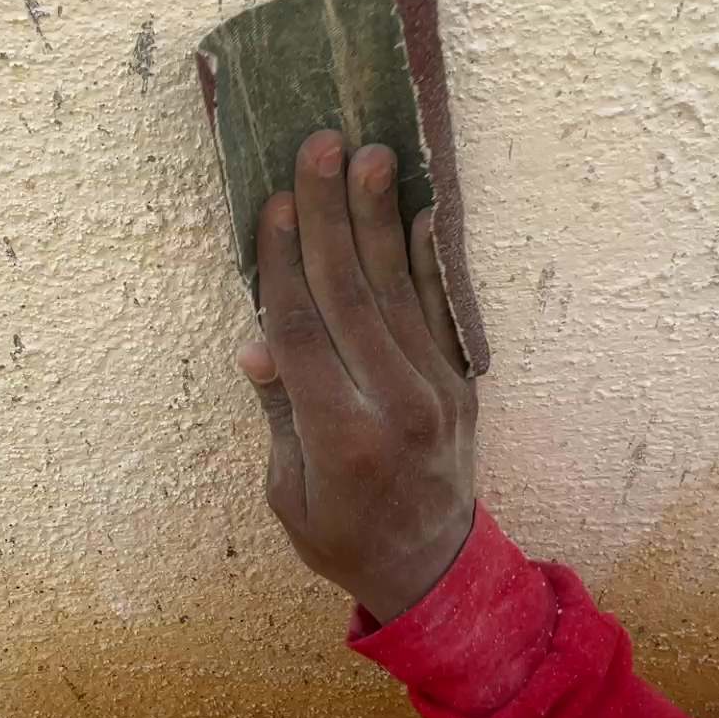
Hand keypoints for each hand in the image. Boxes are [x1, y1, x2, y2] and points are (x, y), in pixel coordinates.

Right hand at [235, 130, 477, 623]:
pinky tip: (422, 211)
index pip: (302, 332)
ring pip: (396, 290)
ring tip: (370, 156)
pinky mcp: (461, 383)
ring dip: (379, 219)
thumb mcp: (288, 492)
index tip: (274, 205)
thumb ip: (278, 413)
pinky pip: (441, 311)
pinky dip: (428, 259)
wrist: (435, 569)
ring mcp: (438, 391)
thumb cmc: (342, 537)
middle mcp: (395, 405)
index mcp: (341, 438)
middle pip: (351, 295)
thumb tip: (257, 345)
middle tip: (319, 148)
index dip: (283, 265)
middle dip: (330, 216)